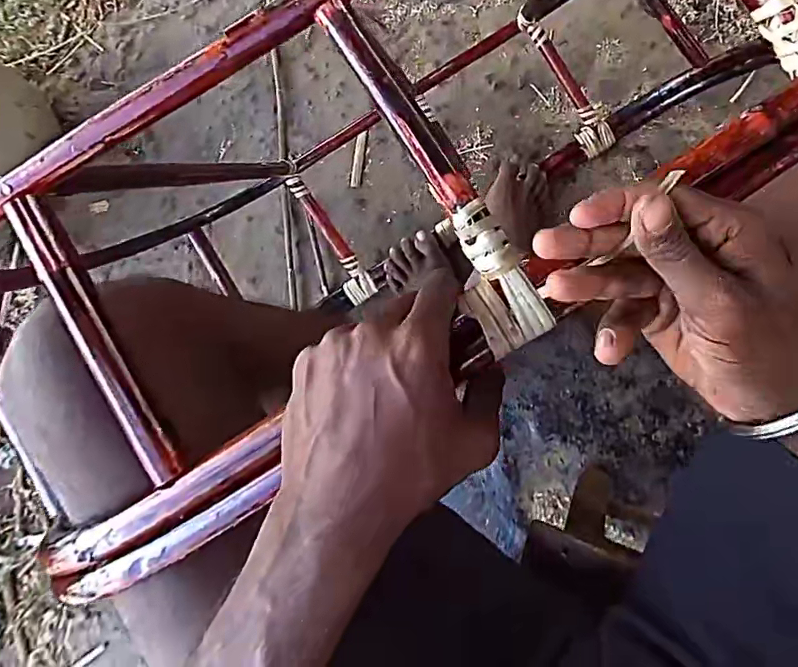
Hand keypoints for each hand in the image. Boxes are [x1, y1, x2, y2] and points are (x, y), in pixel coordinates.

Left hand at [279, 268, 502, 542]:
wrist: (334, 512)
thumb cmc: (408, 477)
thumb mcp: (473, 443)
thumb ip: (491, 394)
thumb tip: (492, 369)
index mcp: (417, 343)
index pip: (438, 285)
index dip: (450, 294)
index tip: (453, 312)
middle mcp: (372, 332)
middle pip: (404, 304)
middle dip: (417, 325)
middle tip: (422, 360)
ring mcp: (333, 344)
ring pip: (369, 326)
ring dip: (381, 344)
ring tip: (381, 386)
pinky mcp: (305, 362)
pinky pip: (337, 347)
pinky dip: (348, 362)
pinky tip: (350, 398)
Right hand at [533, 182, 797, 423]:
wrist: (778, 411)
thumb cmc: (765, 351)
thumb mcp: (721, 304)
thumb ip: (677, 255)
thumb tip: (646, 203)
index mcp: (725, 230)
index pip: (664, 201)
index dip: (618, 205)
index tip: (578, 216)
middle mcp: (697, 246)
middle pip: (635, 234)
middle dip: (591, 243)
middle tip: (545, 245)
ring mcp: (676, 278)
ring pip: (625, 269)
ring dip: (591, 282)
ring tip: (556, 291)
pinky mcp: (662, 308)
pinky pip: (630, 308)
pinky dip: (616, 326)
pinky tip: (610, 351)